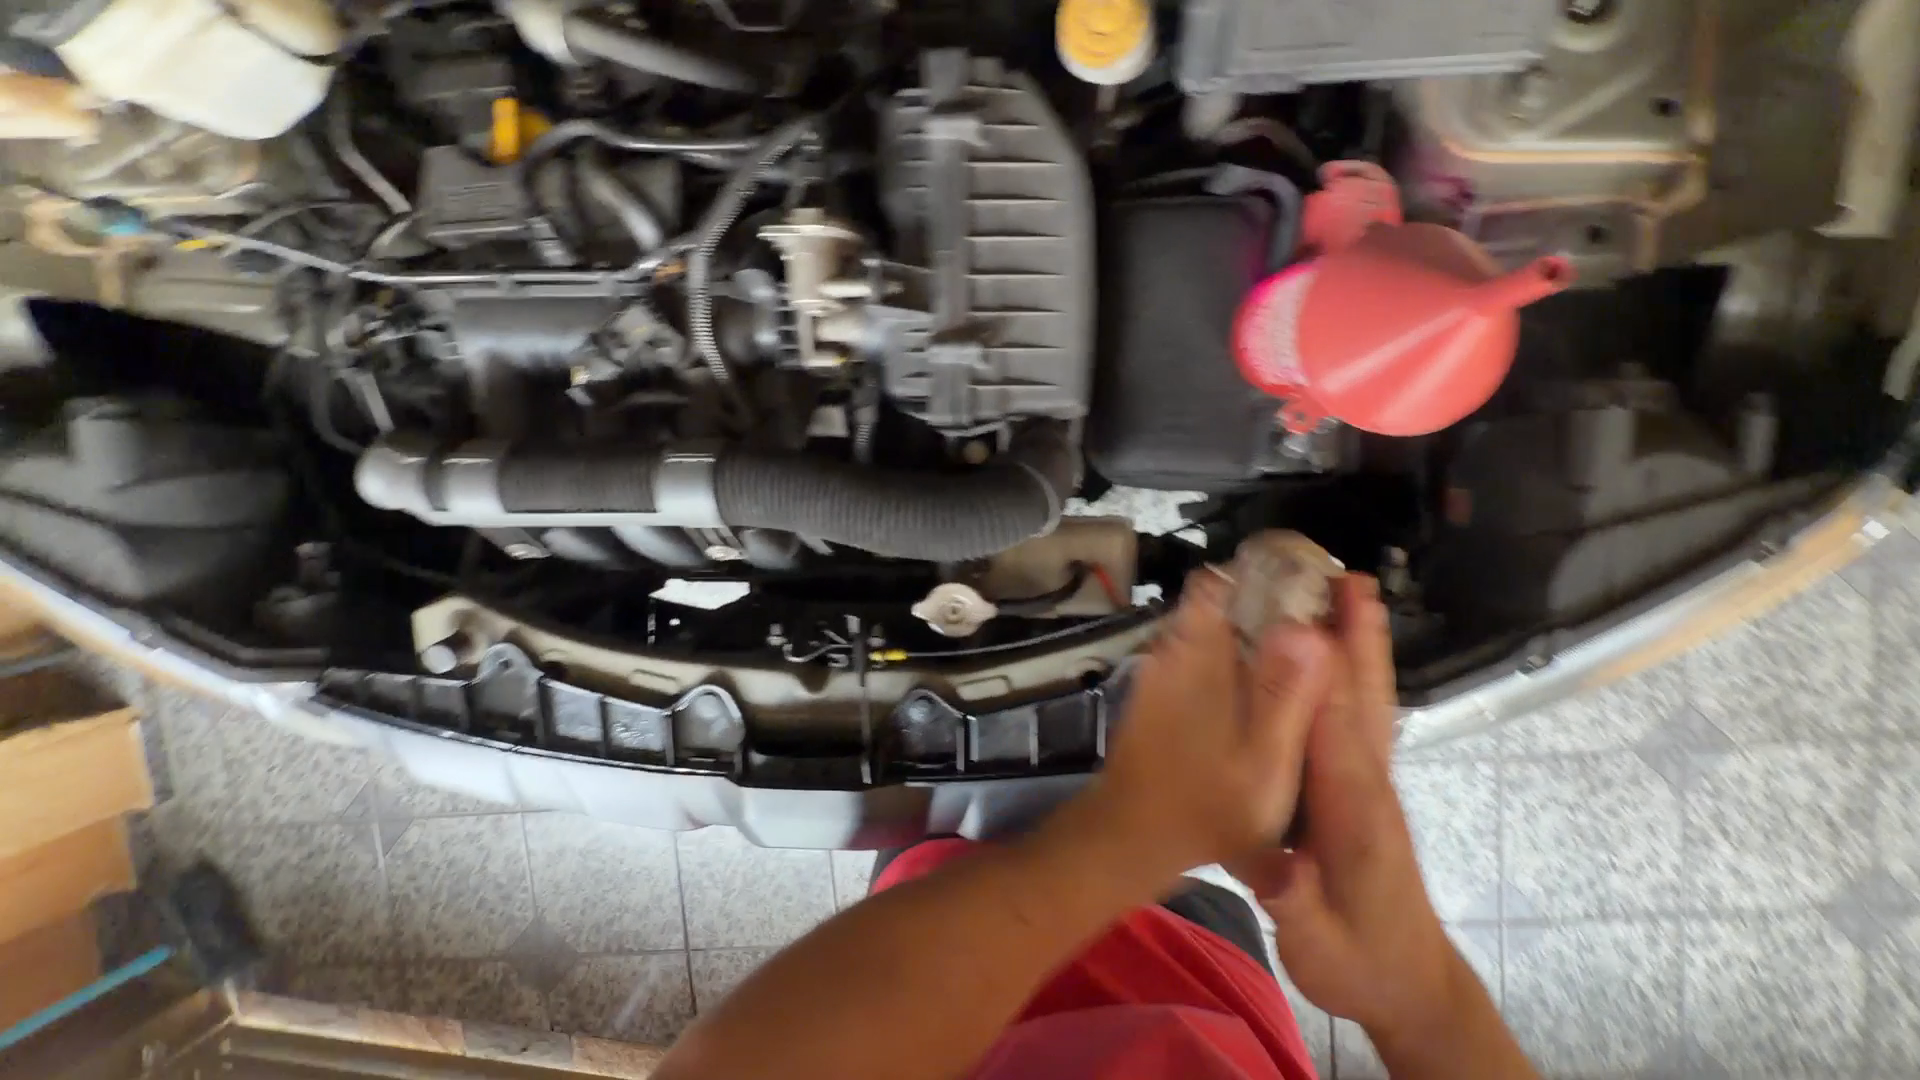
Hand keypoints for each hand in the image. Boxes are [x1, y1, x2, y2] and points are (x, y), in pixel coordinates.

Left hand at [1080, 569, 1335, 880]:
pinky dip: (1229, 662)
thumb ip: (1284, 697)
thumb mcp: (1259, 762)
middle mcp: (1174, 651)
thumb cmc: (1202, 806)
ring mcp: (1162, 670)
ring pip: (1210, 629)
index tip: (1307, 585)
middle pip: (1220, 601)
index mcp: (1196, 655)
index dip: (1262, 574)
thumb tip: (1309, 629)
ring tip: (1299, 660)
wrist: (1130, 834)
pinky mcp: (1157, 693)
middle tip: (1316, 627)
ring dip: (1250, 634)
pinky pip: (1198, 658)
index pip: (1217, 582)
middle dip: (1267, 603)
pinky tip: (1258, 693)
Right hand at [1226, 575, 1464, 1037]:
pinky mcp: (1366, 785)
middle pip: (1362, 701)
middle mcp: (1368, 784)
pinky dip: (1355, 673)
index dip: (1320, 682)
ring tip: (1351, 591)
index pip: (1334, 738)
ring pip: (1368, 700)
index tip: (1304, 624)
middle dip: (1356, 639)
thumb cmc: (1358, 961)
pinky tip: (1339, 651)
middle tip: (1346, 577)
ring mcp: (1372, 781)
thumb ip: (1296, 905)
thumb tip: (1276, 866)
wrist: (1410, 982)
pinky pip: (1360, 715)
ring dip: (1363, 644)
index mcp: (1353, 816)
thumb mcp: (1318, 947)